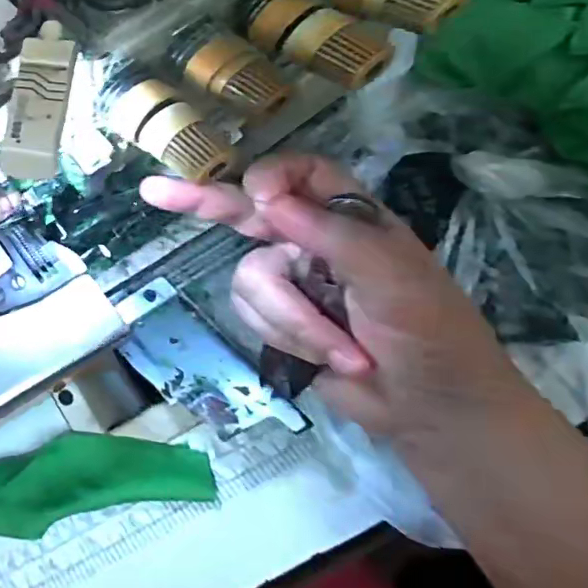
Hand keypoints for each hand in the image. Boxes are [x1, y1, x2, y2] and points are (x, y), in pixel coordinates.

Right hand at [140, 155, 537, 443]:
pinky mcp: (275, 316)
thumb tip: (268, 200)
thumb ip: (333, 235)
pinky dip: (286, 336)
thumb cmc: (433, 339)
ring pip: (249, 278)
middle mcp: (312, 240)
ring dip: (290, 319)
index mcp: (352, 218)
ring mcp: (291, 279)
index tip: (255, 196)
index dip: (274, 176)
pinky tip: (327, 357)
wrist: (431, 413)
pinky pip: (249, 311)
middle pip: (246, 210)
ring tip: (342, 351)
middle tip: (154, 192)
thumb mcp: (395, 281)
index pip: (304, 174)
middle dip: (200, 202)